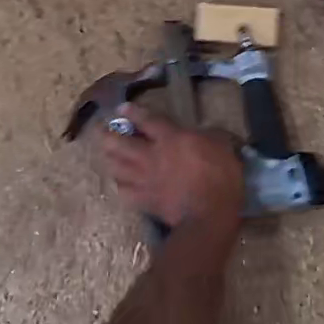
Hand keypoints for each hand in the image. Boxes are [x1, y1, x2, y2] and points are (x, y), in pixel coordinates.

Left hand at [101, 104, 242, 237]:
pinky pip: (123, 191)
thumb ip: (210, 134)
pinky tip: (121, 183)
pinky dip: (120, 185)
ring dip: (109, 158)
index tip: (121, 108)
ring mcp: (144, 179)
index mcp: (170, 138)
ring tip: (107, 154)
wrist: (208, 215)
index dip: (132, 112)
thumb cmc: (220, 177)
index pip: (146, 119)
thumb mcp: (222, 145)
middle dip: (107, 135)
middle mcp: (150, 156)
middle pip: (120, 143)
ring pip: (116, 166)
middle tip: (101, 131)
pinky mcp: (144, 201)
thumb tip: (206, 132)